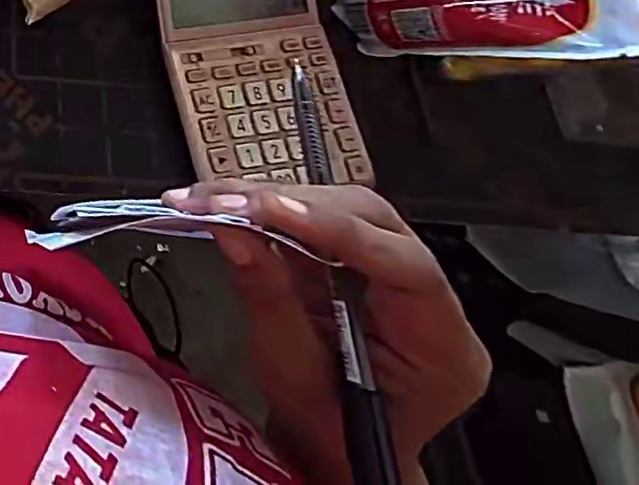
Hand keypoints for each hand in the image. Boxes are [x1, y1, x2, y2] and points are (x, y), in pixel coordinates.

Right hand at [163, 182, 488, 483]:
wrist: (329, 442)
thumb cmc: (326, 427)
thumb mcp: (294, 376)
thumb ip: (269, 301)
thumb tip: (232, 232)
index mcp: (439, 343)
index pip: (403, 264)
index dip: (333, 228)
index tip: (266, 208)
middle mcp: (419, 295)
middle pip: (362, 217)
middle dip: (284, 202)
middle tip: (217, 202)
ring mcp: (377, 268)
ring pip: (326, 204)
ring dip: (257, 196)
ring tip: (198, 199)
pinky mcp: (337, 254)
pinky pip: (299, 214)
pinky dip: (250, 205)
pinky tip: (212, 203)